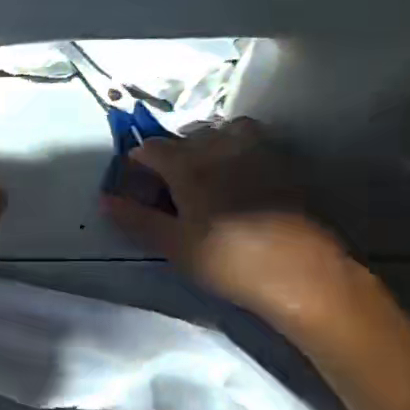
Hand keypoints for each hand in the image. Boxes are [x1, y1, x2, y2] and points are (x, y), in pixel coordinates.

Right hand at [104, 119, 353, 319]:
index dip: (137, 168)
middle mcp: (221, 145)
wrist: (304, 275)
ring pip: (221, 134)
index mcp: (189, 163)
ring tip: (205, 181)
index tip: (137, 194)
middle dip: (170, 160)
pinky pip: (251, 143)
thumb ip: (136, 219)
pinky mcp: (284, 163)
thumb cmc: (229, 260)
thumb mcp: (174, 245)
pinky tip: (239, 182)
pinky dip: (237, 153)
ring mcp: (257, 150)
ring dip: (206, 149)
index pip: (150, 149)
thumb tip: (105, 200)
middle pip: (184, 139)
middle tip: (168, 196)